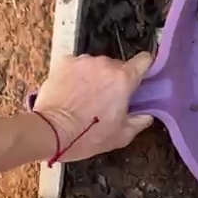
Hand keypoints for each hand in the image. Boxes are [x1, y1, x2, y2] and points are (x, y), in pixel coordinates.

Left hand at [33, 52, 154, 162]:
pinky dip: (76, 76)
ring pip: (96, 65)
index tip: (139, 77)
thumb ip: (138, 123)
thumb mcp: (119, 137)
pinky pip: (77, 66)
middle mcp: (105, 65)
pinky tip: (71, 93)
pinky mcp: (65, 63)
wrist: (51, 131)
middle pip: (117, 66)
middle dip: (114, 80)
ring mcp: (84, 62)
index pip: (144, 61)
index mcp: (123, 80)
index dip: (144, 68)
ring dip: (94, 77)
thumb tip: (146, 116)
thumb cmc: (86, 136)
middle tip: (106, 100)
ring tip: (85, 98)